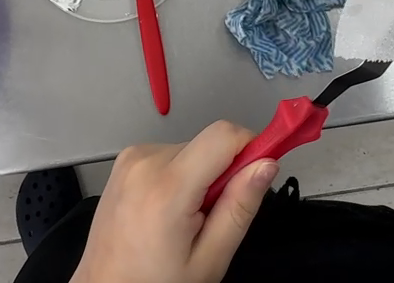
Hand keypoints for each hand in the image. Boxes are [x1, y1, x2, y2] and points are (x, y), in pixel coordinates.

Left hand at [71, 121, 278, 282]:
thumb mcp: (209, 260)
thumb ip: (240, 207)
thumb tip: (267, 163)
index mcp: (167, 186)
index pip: (224, 134)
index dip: (251, 145)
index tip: (265, 164)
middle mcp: (146, 161)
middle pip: (208, 143)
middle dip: (222, 172)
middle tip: (214, 216)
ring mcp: (132, 157)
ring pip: (191, 148)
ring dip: (199, 175)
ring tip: (185, 219)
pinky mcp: (126, 160)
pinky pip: (169, 154)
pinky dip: (178, 175)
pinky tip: (166, 210)